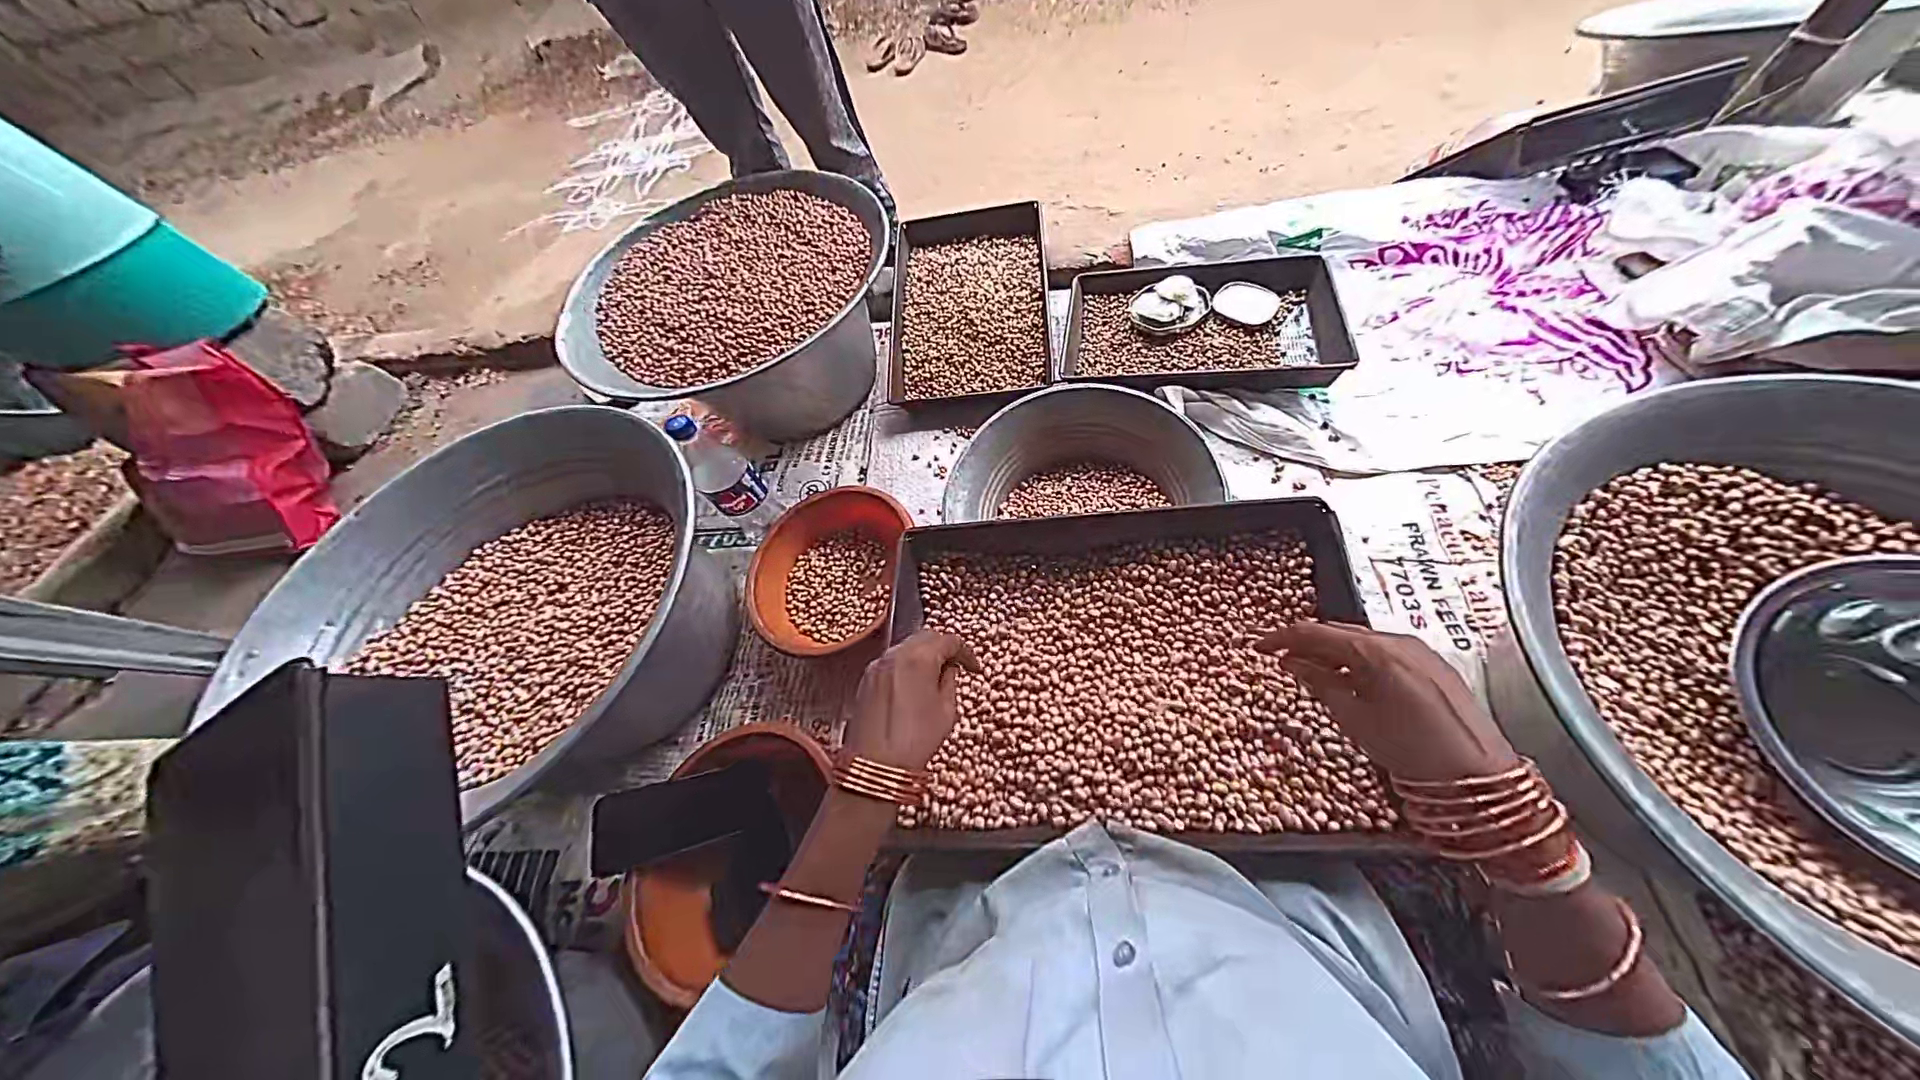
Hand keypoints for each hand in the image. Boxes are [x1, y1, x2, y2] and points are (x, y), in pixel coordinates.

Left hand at [843, 629, 980, 770]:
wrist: (875, 765)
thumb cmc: (913, 741)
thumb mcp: (946, 711)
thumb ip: (950, 682)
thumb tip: (950, 670)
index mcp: (920, 658)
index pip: (949, 640)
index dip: (965, 652)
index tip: (972, 667)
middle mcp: (895, 655)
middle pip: (925, 637)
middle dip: (943, 648)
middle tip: (956, 666)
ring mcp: (877, 665)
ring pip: (906, 647)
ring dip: (923, 655)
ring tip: (935, 677)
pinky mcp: (866, 679)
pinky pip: (891, 662)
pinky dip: (905, 666)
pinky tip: (913, 686)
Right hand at [1254, 621, 1516, 782]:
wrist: (1476, 774)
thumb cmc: (1412, 749)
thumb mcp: (1352, 717)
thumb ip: (1319, 682)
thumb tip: (1294, 664)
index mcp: (1374, 651)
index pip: (1315, 632)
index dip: (1282, 638)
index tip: (1261, 646)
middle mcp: (1398, 641)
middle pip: (1339, 631)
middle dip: (1306, 642)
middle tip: (1281, 657)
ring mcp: (1418, 651)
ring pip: (1361, 640)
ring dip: (1332, 650)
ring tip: (1311, 670)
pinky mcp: (1431, 664)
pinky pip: (1383, 651)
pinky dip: (1358, 658)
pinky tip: (1348, 677)